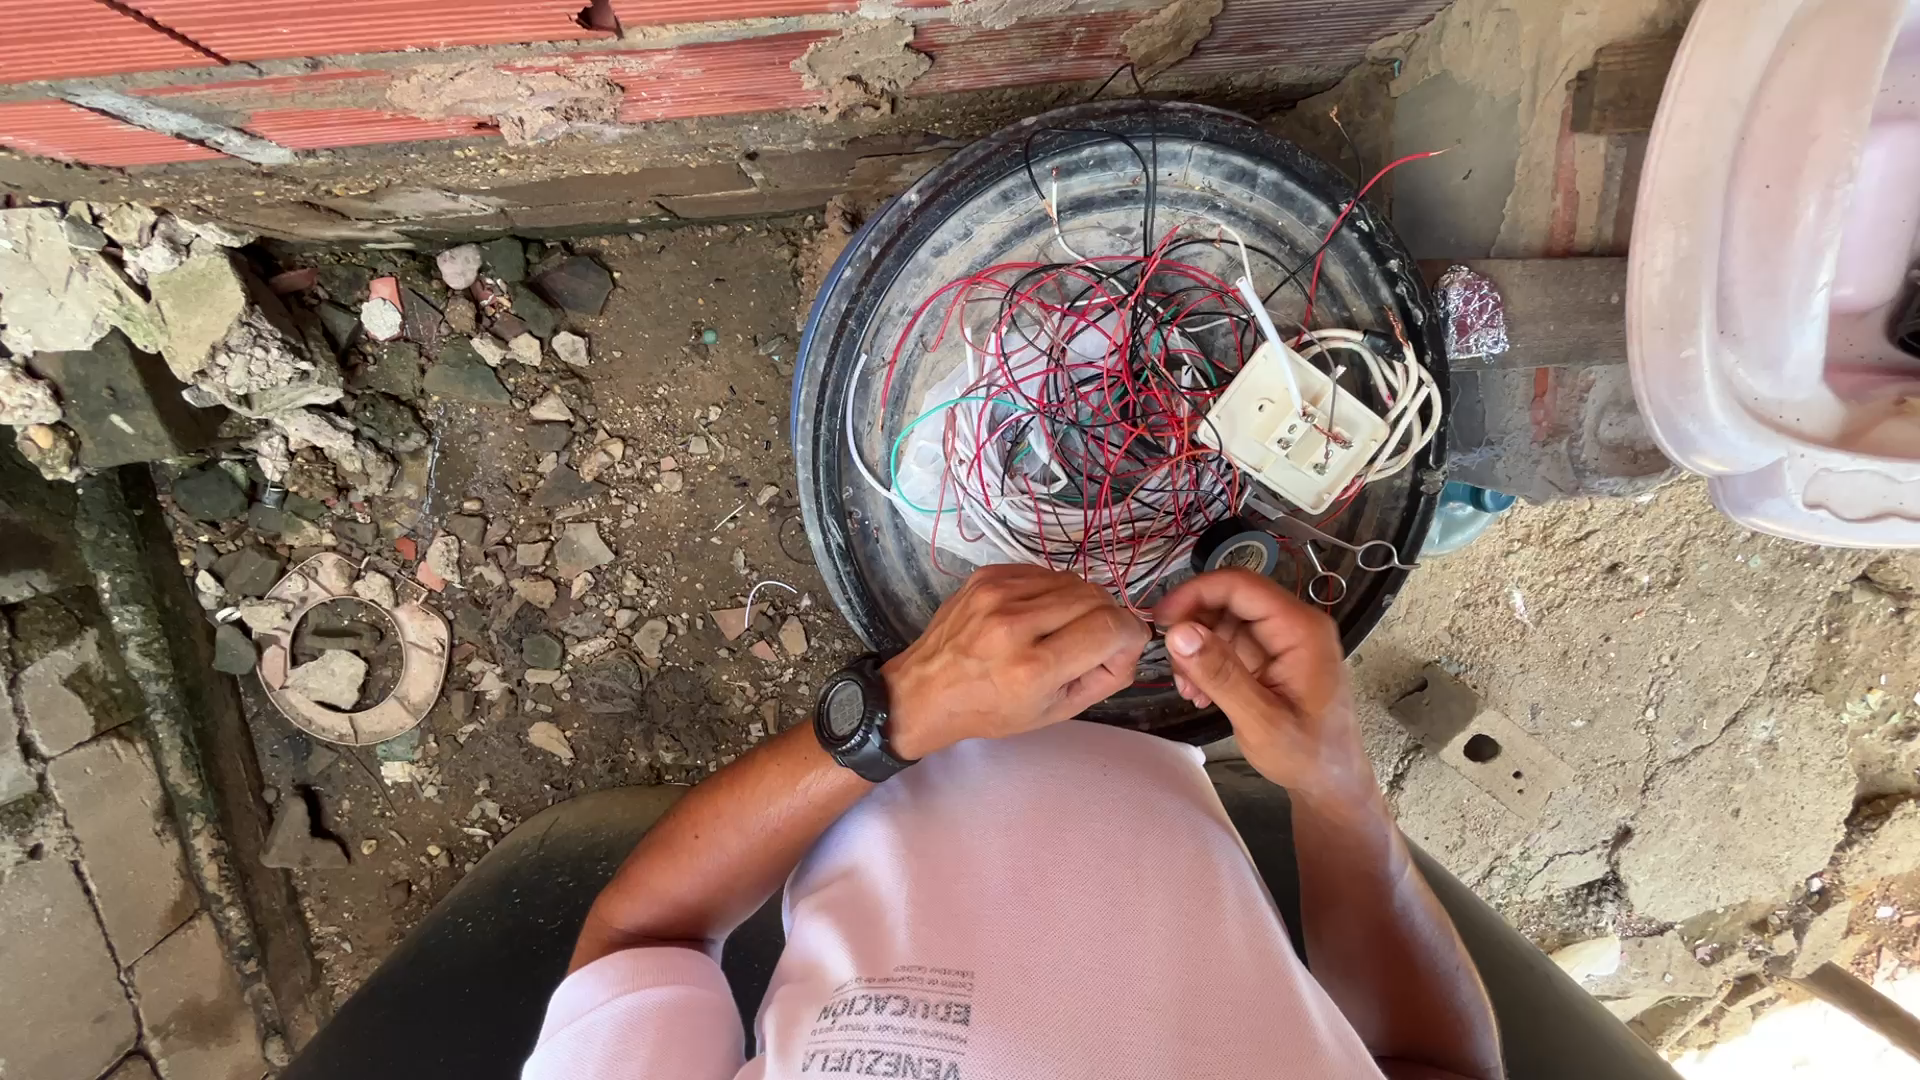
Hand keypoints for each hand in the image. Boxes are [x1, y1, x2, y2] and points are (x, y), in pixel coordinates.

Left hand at [881, 564, 1148, 758]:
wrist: (925, 689)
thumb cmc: (991, 710)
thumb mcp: (1055, 712)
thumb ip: (1105, 677)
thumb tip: (1132, 640)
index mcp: (1033, 668)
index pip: (1110, 628)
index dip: (1130, 635)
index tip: (1125, 646)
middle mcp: (1014, 623)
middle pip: (1096, 598)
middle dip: (1109, 618)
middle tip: (1097, 640)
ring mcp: (997, 592)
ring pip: (1073, 581)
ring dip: (1082, 603)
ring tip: (1064, 628)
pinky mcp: (987, 574)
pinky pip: (1045, 572)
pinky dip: (1054, 591)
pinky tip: (1039, 613)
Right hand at [1153, 568, 1377, 811]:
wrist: (1330, 783)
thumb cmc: (1307, 755)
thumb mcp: (1260, 720)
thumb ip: (1220, 674)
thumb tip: (1177, 632)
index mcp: (1301, 629)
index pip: (1240, 585)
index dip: (1195, 593)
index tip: (1161, 620)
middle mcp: (1293, 623)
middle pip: (1228, 598)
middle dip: (1193, 625)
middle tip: (1173, 665)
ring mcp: (1280, 638)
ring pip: (1221, 618)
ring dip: (1196, 647)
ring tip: (1189, 689)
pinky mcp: (1268, 654)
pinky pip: (1226, 640)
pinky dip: (1206, 660)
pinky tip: (1200, 692)